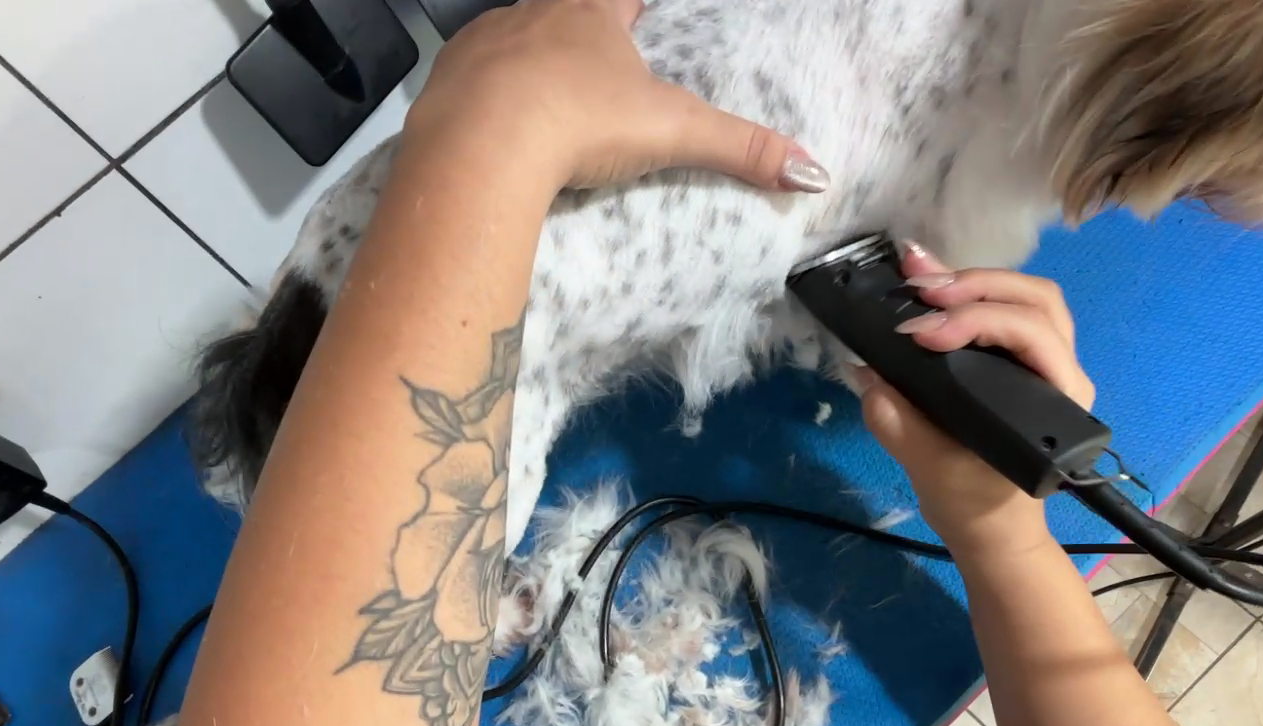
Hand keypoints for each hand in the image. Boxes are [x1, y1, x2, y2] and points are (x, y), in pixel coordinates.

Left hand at [402, 0, 829, 191]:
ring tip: (543, 94)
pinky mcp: (450, 82)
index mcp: (593, 16)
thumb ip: (738, 149)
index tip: (639, 13)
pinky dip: (484, 93)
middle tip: (594, 53)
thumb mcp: (671, 133)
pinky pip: (470, 76)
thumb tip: (812, 171)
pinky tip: (492, 120)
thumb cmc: (581, 120)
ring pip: (515, 37)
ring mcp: (488, 44)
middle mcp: (538, 16)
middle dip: (583, 25)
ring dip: (531, 59)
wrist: (485, 140)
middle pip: (567, 7)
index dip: (636, 6)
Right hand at [857, 242, 1094, 557]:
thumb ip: (898, 421)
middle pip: (1032, 299)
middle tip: (918, 287)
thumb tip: (866, 371)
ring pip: (1022, 297)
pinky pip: (1002, 311)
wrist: (992, 530)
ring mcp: (1042, 363)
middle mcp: (1061, 371)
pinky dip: (966, 295)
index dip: (974, 321)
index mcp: (1057, 399)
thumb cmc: (974, 506)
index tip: (919, 334)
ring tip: (918, 277)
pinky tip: (929, 289)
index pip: (1028, 333)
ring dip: (971, 281)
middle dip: (974, 285)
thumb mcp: (931, 469)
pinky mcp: (1016, 364)